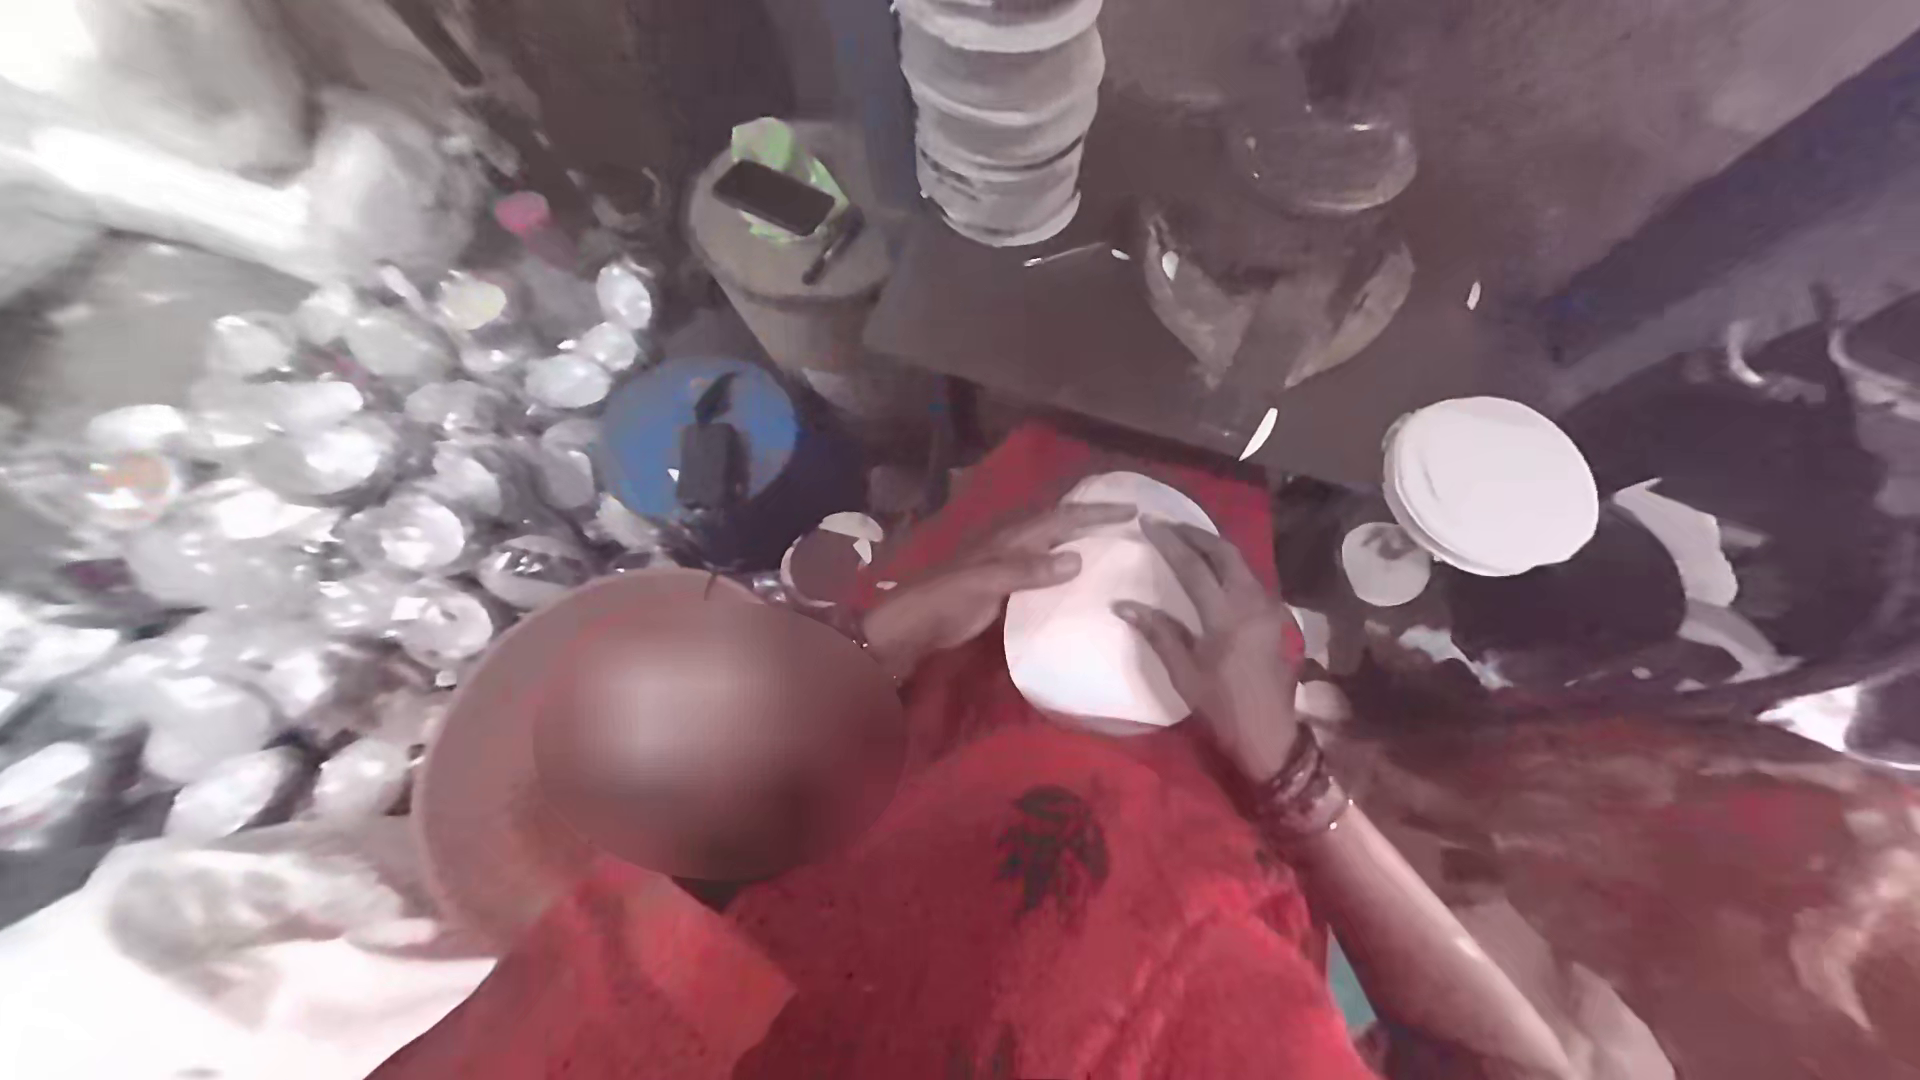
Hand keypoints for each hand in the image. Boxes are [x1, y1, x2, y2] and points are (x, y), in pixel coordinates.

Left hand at [862, 502, 1137, 680]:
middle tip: (1127, 523)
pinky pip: (1041, 572)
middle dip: (1090, 520)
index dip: (1094, 513)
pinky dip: (1062, 571)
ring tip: (1113, 548)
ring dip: (1079, 542)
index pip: (1060, 517)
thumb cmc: (945, 599)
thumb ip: (1025, 570)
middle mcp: (1013, 545)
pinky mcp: (1003, 589)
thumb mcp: (983, 582)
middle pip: (1058, 525)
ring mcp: (1007, 566)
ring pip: (1051, 546)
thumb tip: (1076, 558)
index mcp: (1010, 537)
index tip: (1130, 510)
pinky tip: (1078, 584)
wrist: (912, 625)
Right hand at [1115, 519, 1301, 782]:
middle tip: (1167, 525)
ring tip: (1184, 538)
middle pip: (1224, 552)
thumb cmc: (1222, 706)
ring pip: (1240, 561)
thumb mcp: (1184, 672)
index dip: (1169, 542)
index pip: (1193, 567)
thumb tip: (1122, 604)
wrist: (1271, 734)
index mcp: (1226, 617)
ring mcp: (1268, 607)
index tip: (1149, 523)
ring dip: (1212, 545)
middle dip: (1194, 534)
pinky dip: (1226, 562)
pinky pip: (1248, 576)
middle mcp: (1251, 603)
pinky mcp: (1274, 615)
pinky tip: (1210, 565)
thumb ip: (1158, 632)